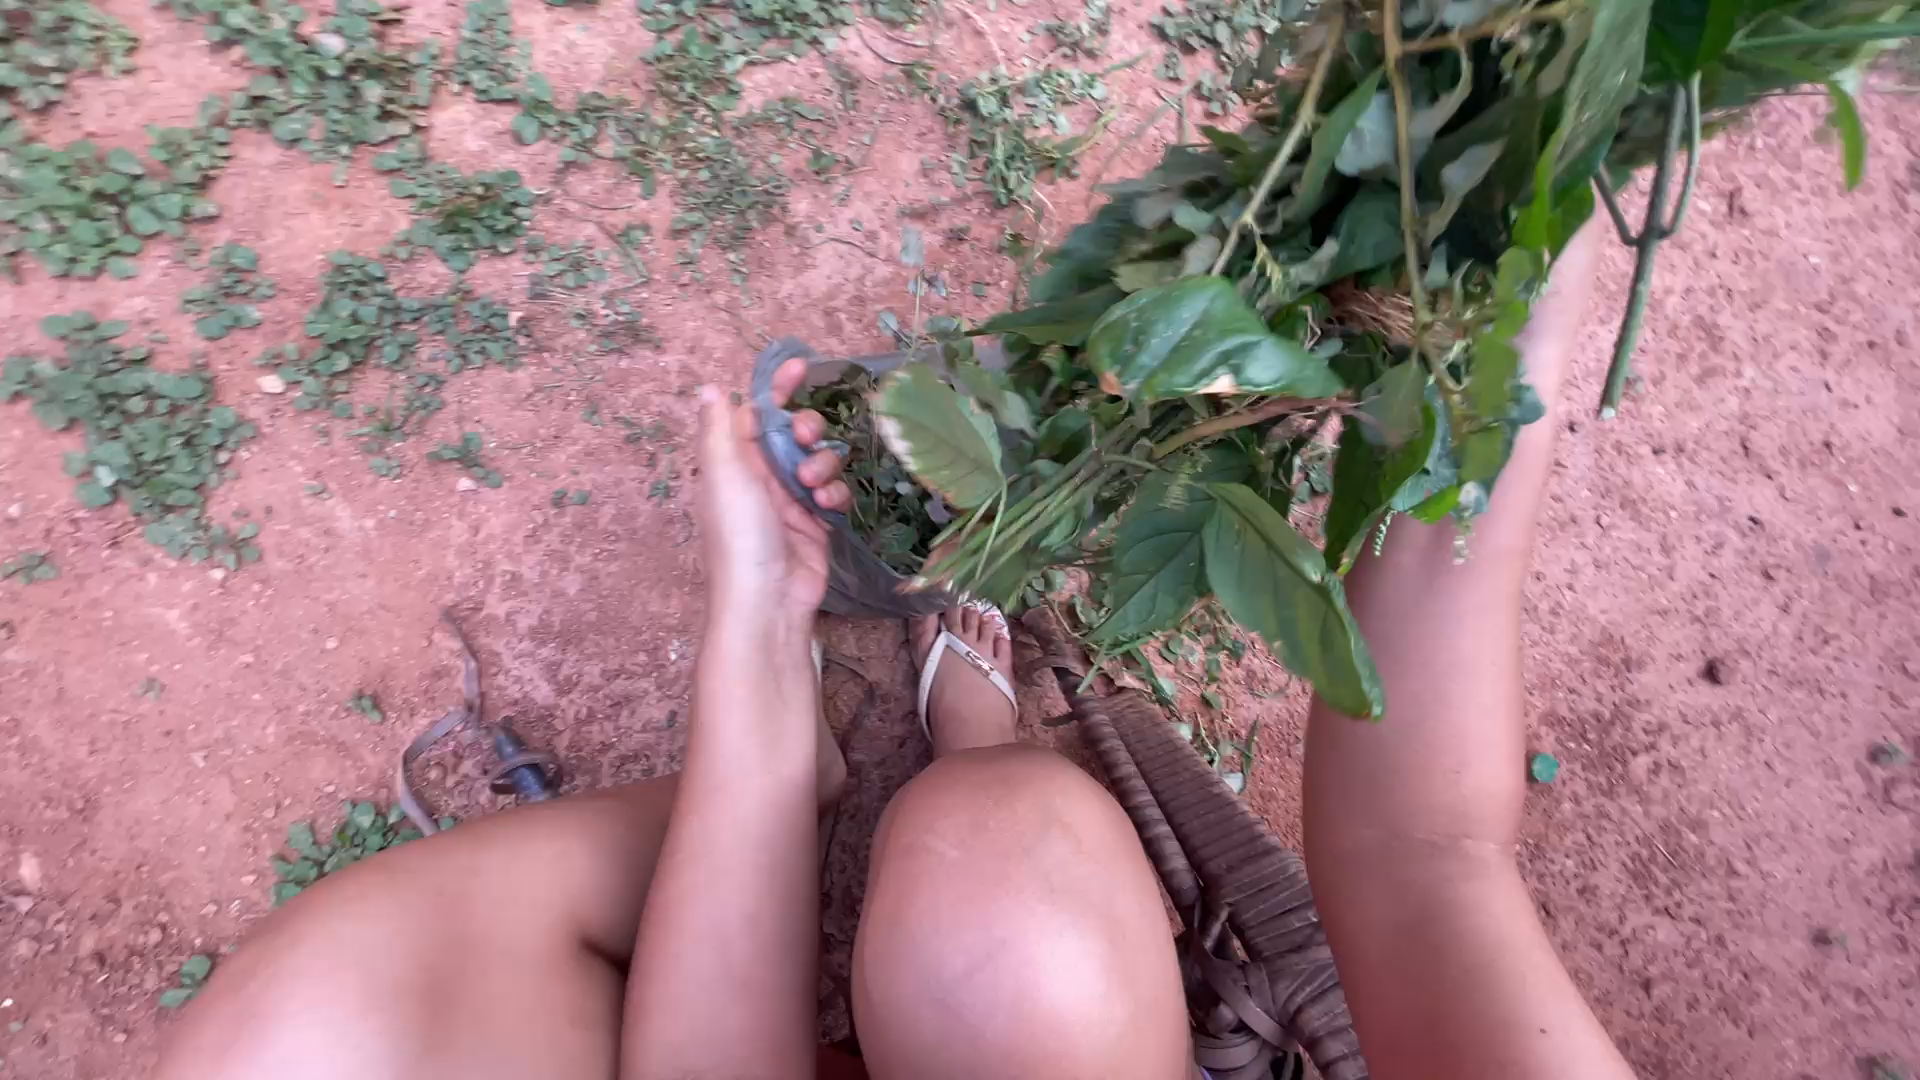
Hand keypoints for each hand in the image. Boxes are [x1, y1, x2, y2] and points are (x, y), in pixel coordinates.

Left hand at [694, 357, 849, 632]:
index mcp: (735, 461)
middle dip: (809, 429)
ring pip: (821, 461)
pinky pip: (834, 494)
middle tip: (809, 439)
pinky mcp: (816, 523)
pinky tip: (827, 510)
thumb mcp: (725, 474)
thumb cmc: (740, 533)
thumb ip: (721, 429)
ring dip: (824, 466)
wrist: (768, 598)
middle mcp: (763, 477)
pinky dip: (834, 496)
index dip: (777, 389)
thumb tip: (711, 388)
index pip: (756, 412)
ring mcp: (792, 500)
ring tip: (813, 488)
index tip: (802, 366)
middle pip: (795, 433)